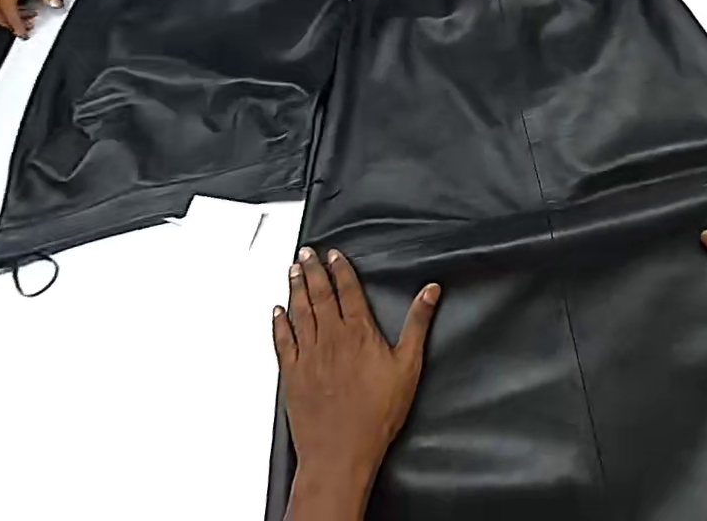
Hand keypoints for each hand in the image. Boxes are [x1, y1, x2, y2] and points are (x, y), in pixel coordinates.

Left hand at [275, 247, 438, 517]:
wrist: (341, 454)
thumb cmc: (377, 413)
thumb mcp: (408, 366)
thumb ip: (418, 324)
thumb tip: (430, 290)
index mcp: (358, 332)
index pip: (348, 290)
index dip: (340, 269)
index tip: (334, 254)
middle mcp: (330, 337)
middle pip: (320, 295)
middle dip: (312, 270)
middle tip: (306, 251)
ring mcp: (308, 355)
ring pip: (300, 312)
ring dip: (295, 288)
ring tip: (292, 269)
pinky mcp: (291, 375)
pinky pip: (282, 342)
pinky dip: (279, 324)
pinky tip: (276, 311)